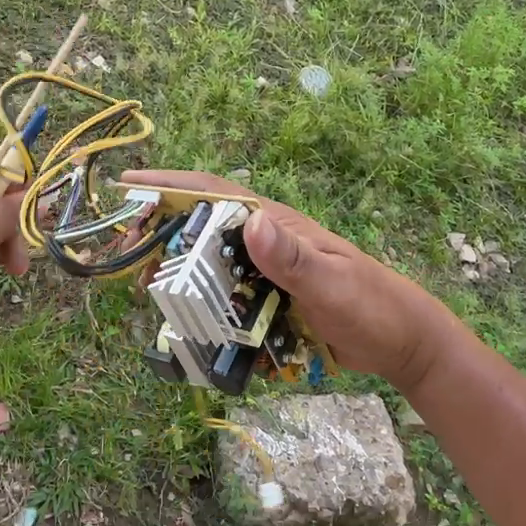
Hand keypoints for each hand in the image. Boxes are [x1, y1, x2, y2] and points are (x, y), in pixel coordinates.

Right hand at [123, 170, 464, 391]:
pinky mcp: (269, 295)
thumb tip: (251, 220)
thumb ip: (292, 257)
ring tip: (140, 280)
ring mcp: (265, 267)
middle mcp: (264, 238)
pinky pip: (223, 288)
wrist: (403, 341)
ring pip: (207, 256)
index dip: (169, 185)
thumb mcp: (332, 283)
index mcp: (274, 223)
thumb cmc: (372, 305)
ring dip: (173, 263)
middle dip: (159, 226)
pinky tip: (180, 311)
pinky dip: (197, 294)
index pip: (213, 193)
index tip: (128, 185)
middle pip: (201, 223)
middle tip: (121, 246)